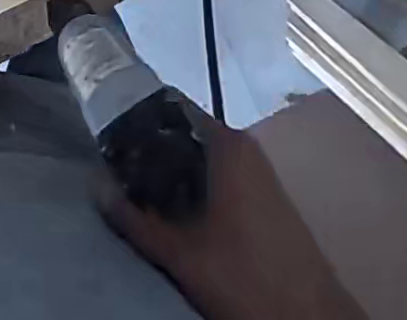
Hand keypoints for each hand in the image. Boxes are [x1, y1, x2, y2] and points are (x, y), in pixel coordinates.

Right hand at [99, 100, 365, 319]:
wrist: (312, 317)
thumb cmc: (246, 276)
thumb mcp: (182, 254)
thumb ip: (135, 221)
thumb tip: (94, 186)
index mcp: (226, 144)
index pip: (174, 107)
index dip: (140, 118)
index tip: (111, 136)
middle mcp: (243, 145)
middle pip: (186, 131)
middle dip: (152, 149)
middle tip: (118, 170)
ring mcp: (256, 167)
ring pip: (203, 155)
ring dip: (172, 170)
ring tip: (138, 191)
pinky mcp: (262, 191)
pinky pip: (219, 172)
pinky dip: (194, 183)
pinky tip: (174, 211)